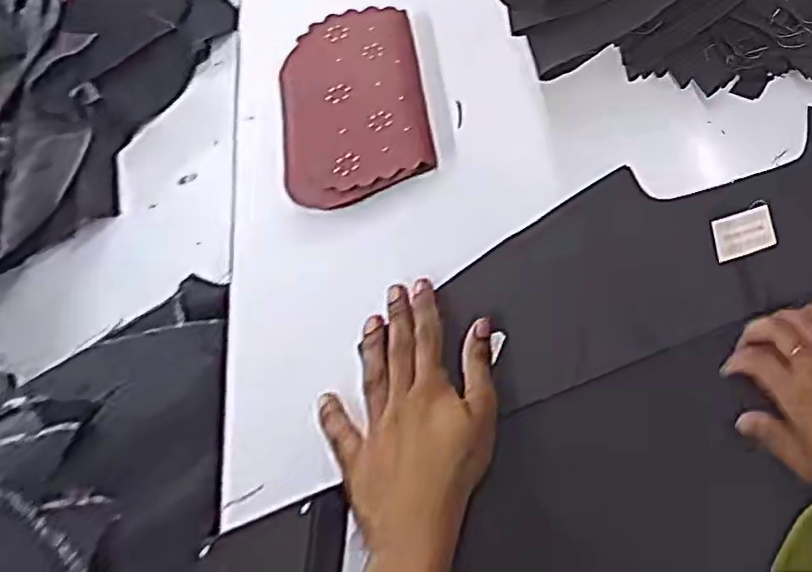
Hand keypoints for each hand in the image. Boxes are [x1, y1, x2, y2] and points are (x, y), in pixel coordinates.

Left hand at [319, 280, 497, 571]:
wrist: (419, 523)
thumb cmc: (454, 471)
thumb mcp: (483, 412)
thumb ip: (480, 367)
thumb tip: (480, 332)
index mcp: (431, 390)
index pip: (427, 338)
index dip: (425, 309)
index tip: (420, 288)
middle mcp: (401, 403)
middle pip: (398, 351)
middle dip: (397, 318)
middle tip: (393, 294)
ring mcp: (377, 428)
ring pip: (372, 379)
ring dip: (371, 349)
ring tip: (369, 326)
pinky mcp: (359, 457)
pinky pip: (342, 430)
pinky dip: (333, 414)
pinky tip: (327, 399)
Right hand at [720, 304, 811, 486]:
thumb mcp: (802, 458)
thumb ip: (770, 435)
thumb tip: (745, 421)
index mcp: (794, 391)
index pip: (756, 361)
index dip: (737, 361)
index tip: (731, 368)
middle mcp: (808, 363)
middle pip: (772, 329)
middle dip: (751, 331)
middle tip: (743, 343)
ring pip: (795, 317)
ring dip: (775, 317)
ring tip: (766, 326)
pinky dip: (808, 310)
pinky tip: (801, 315)